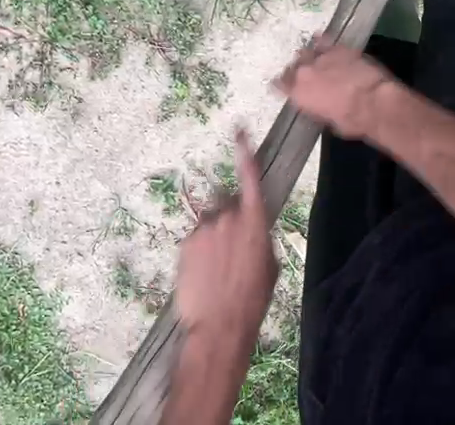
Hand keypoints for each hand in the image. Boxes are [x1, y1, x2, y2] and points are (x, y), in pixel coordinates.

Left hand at [173, 130, 277, 340]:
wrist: (220, 324)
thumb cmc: (253, 297)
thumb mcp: (269, 263)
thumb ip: (259, 236)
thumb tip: (250, 228)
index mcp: (255, 219)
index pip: (250, 175)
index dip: (245, 151)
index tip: (239, 130)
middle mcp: (228, 216)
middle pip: (228, 204)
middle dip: (229, 218)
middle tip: (232, 250)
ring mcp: (204, 228)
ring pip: (210, 224)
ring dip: (213, 237)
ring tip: (216, 269)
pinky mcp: (185, 243)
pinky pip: (195, 240)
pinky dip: (198, 252)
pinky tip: (203, 274)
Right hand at [275, 37, 398, 138]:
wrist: (372, 102)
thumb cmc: (350, 121)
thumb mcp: (325, 119)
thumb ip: (314, 105)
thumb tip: (316, 100)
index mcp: (298, 94)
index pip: (279, 85)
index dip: (281, 84)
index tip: (281, 84)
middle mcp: (304, 73)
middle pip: (292, 67)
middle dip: (296, 70)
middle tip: (302, 74)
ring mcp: (320, 58)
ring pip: (306, 52)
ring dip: (308, 56)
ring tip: (312, 58)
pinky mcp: (338, 48)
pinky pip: (324, 40)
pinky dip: (321, 41)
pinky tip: (320, 39)